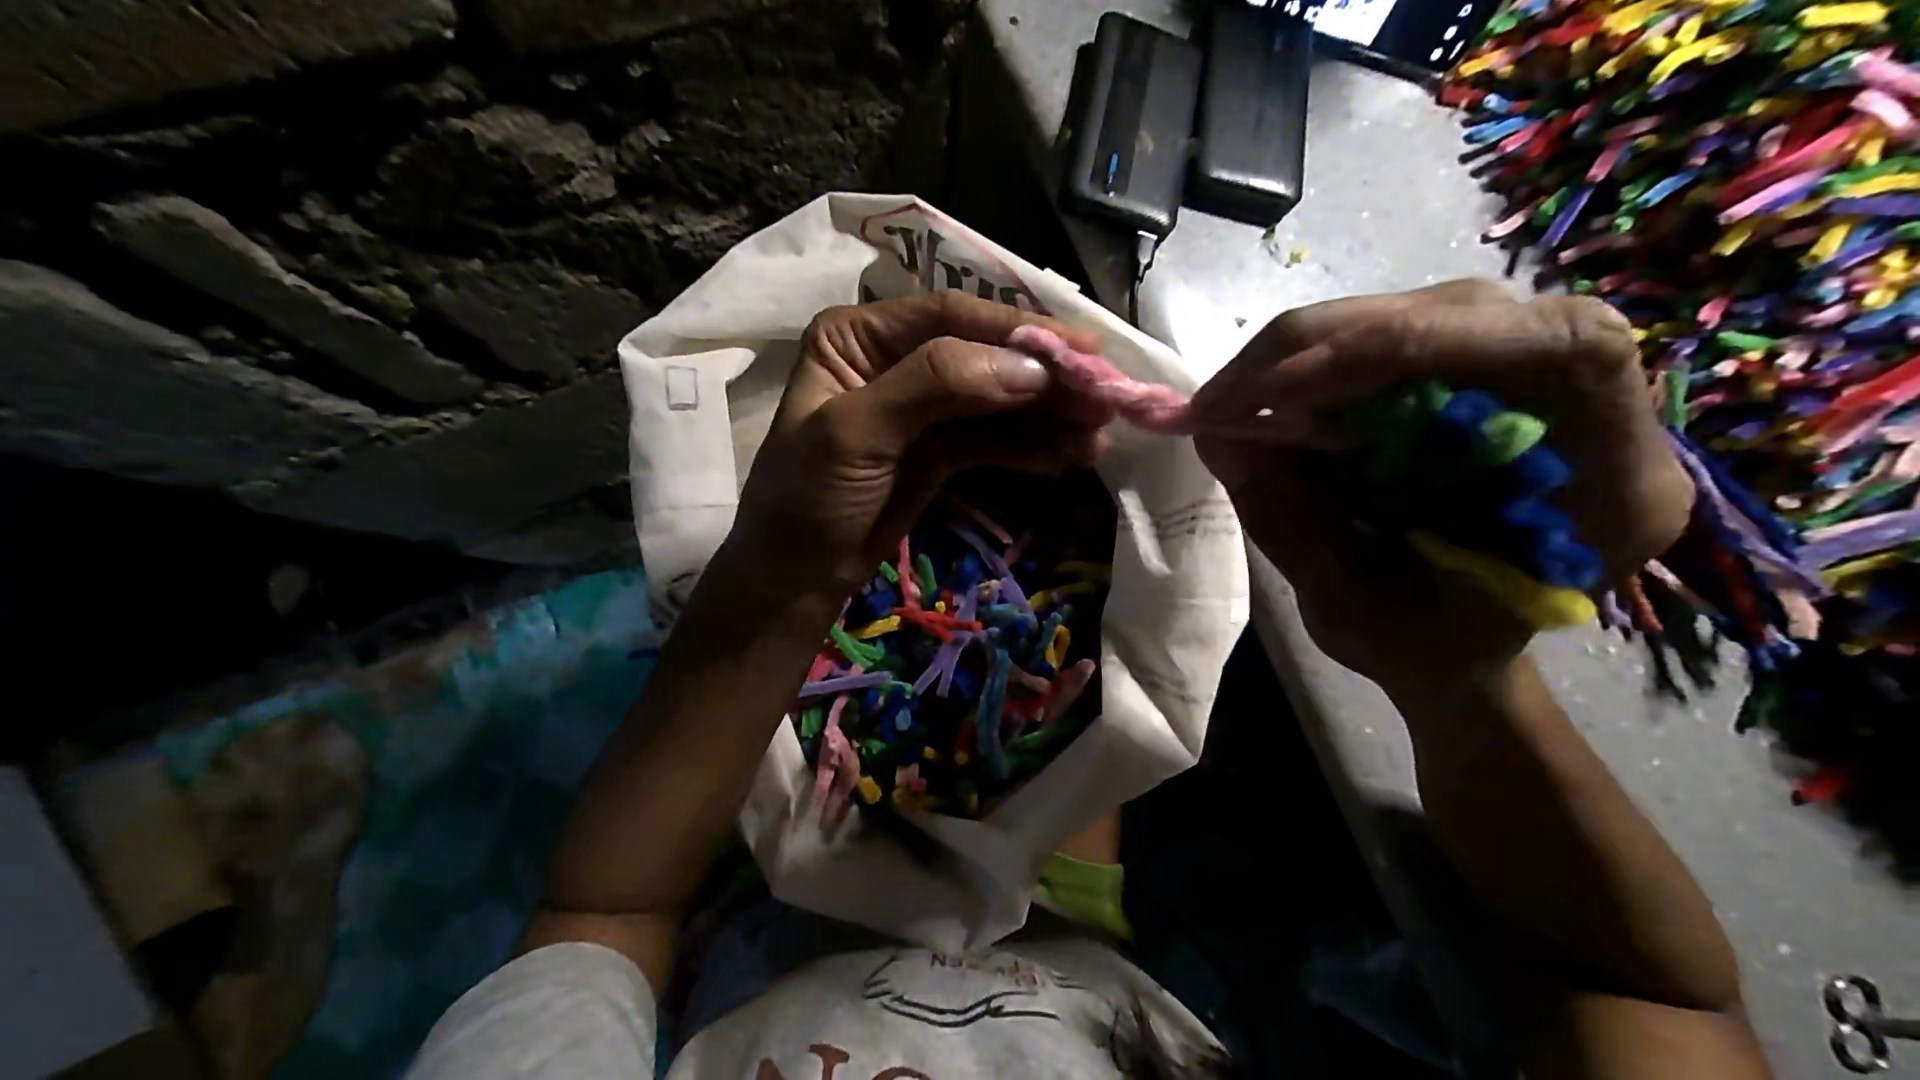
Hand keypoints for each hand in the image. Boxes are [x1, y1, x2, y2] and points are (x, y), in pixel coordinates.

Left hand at [722, 292, 1111, 612]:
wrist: (796, 577)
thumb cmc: (806, 499)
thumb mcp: (855, 434)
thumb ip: (935, 386)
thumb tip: (1029, 366)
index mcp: (858, 335)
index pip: (948, 317)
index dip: (1016, 329)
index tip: (1081, 350)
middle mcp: (893, 359)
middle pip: (984, 355)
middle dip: (1044, 376)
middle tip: (1105, 394)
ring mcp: (923, 405)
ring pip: (997, 399)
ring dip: (1048, 415)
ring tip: (1099, 434)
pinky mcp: (942, 448)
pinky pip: (995, 438)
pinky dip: (1032, 445)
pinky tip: (1069, 455)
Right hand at [1190, 281, 1693, 691]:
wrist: (1457, 650)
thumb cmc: (1426, 650)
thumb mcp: (1352, 612)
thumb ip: (1288, 524)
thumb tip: (1214, 434)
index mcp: (1611, 480)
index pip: (1548, 349)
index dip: (1403, 350)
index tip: (1278, 394)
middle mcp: (1590, 404)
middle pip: (1461, 314)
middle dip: (1321, 349)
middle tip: (1221, 399)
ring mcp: (1529, 377)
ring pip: (1415, 316)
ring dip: (1306, 355)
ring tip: (1234, 402)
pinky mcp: (1471, 372)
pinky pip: (1392, 341)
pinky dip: (1314, 366)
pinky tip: (1266, 400)